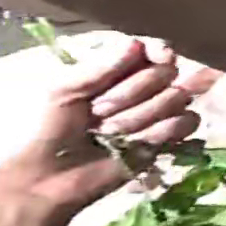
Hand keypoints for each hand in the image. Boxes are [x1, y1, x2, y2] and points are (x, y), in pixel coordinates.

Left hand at [0, 37, 214, 225]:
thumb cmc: (38, 131)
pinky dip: (163, 132)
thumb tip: (138, 43)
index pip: (152, 47)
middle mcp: (141, 85)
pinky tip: (139, 143)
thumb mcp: (59, 92)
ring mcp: (158, 110)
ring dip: (141, 118)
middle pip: (166, 73)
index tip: (160, 55)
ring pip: (177, 98)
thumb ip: (99, 67)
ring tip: (110, 133)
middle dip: (134, 93)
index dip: (160, 50)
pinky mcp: (169, 135)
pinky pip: (187, 122)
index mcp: (113, 70)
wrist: (41, 182)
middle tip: (98, 112)